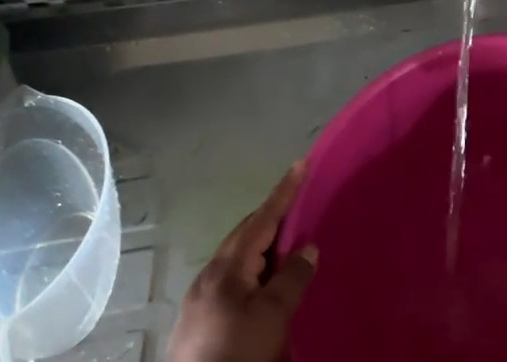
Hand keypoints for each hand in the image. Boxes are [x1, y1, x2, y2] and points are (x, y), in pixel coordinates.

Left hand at [169, 164, 317, 361]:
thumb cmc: (238, 353)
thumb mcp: (274, 316)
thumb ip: (292, 279)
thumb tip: (307, 249)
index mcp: (226, 268)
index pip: (261, 220)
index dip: (283, 192)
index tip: (301, 164)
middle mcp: (208, 277)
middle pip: (245, 236)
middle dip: (272, 218)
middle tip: (300, 203)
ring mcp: (200, 301)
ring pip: (237, 261)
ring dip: (263, 248)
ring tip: (288, 244)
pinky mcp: (199, 323)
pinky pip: (232, 281)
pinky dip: (254, 271)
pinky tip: (265, 284)